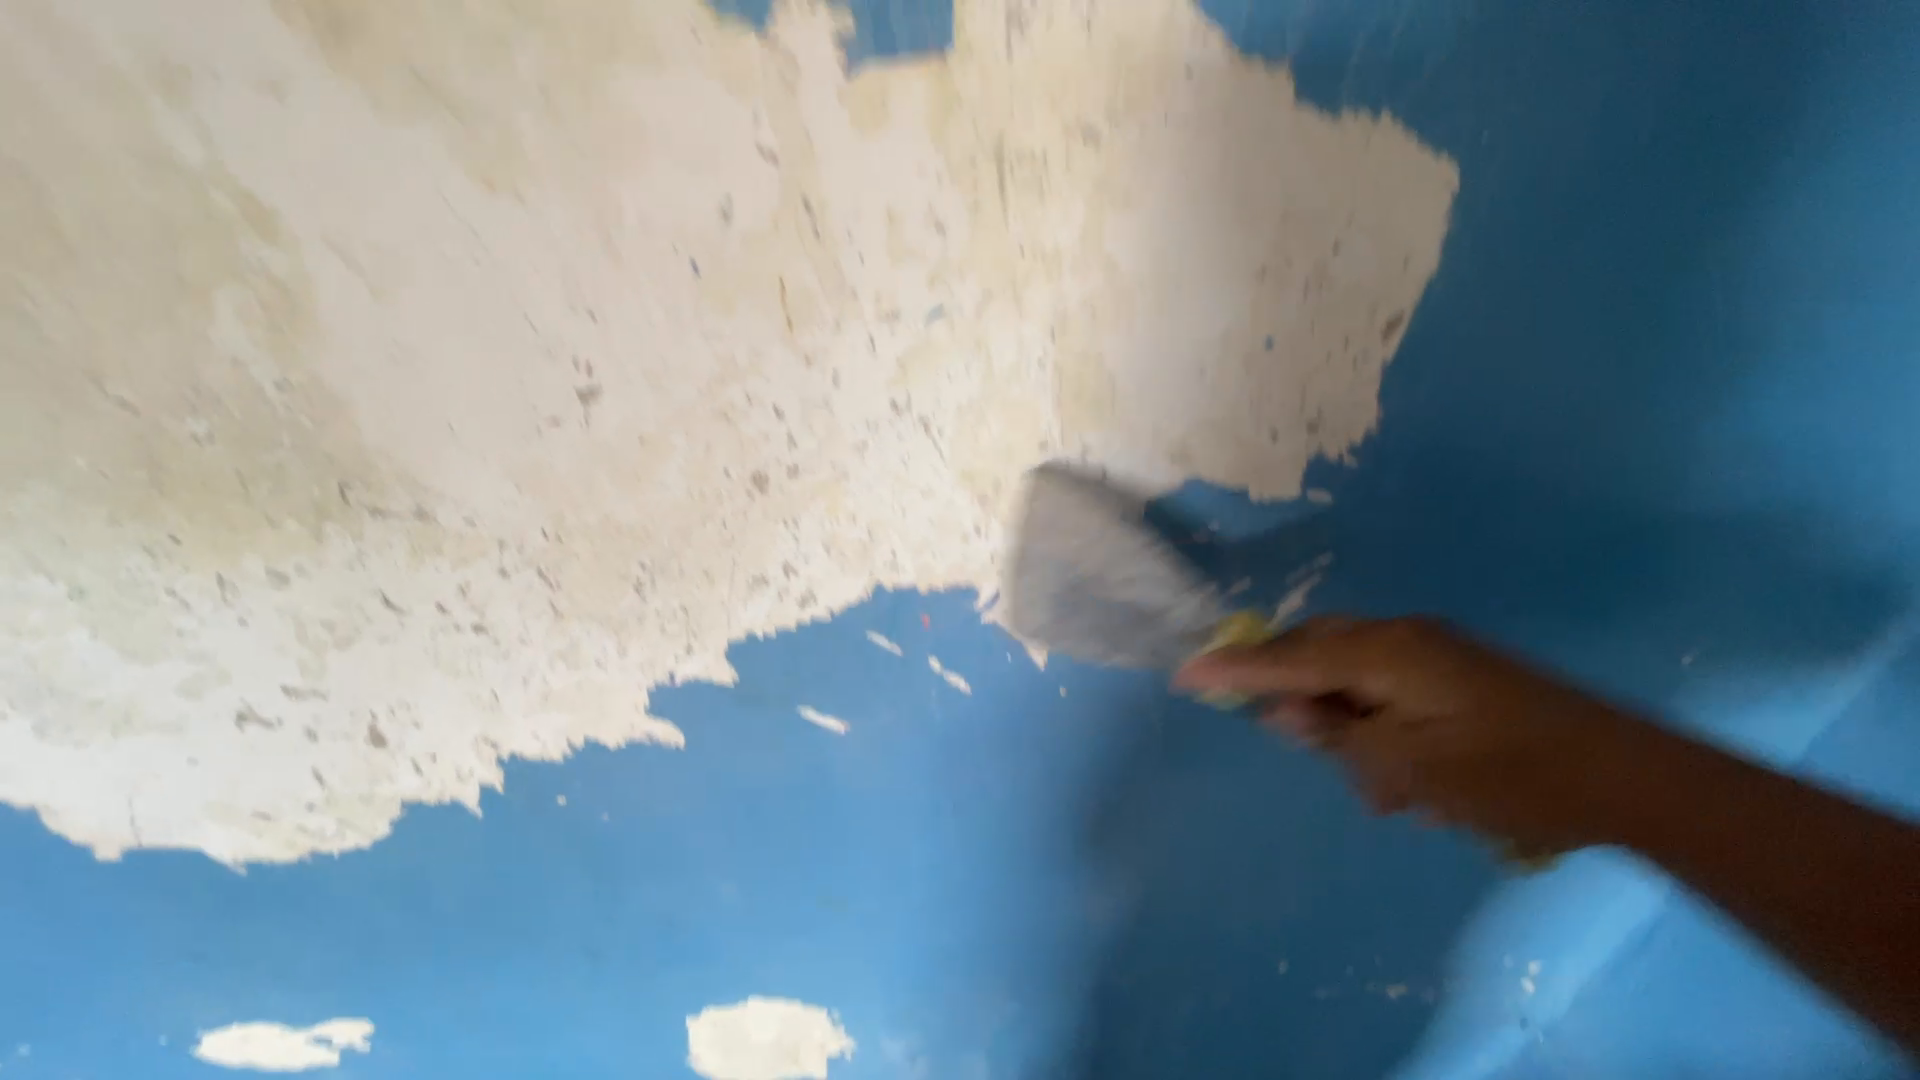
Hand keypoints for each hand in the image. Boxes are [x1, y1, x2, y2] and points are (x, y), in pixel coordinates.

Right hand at [1174, 616, 1649, 858]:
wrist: (1630, 777)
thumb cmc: (1507, 775)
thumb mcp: (1406, 766)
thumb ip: (1334, 734)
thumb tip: (1282, 711)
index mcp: (1382, 652)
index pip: (1286, 656)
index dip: (1233, 668)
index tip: (1183, 673)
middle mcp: (1400, 637)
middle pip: (1315, 651)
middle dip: (1290, 692)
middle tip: (1282, 733)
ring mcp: (1432, 651)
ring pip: (1350, 672)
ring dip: (1341, 720)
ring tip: (1374, 784)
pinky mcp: (1454, 671)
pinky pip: (1385, 686)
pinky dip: (1374, 722)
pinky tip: (1401, 775)